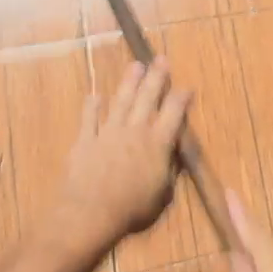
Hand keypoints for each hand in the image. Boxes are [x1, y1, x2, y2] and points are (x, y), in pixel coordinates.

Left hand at [52, 59, 190, 251]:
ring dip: (129, 82)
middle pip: (148, 98)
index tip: (187, 87)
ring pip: (122, 101)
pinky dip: (92, 107)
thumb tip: (176, 155)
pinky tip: (94, 95)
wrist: (90, 212)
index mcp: (158, 144)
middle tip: (160, 59)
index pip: (174, 113)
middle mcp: (135, 131)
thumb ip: (170, 171)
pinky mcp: (86, 140)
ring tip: (135, 65)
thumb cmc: (131, 210)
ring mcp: (109, 132)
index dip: (181, 98)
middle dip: (156, 77)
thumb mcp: (163, 195)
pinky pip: (89, 119)